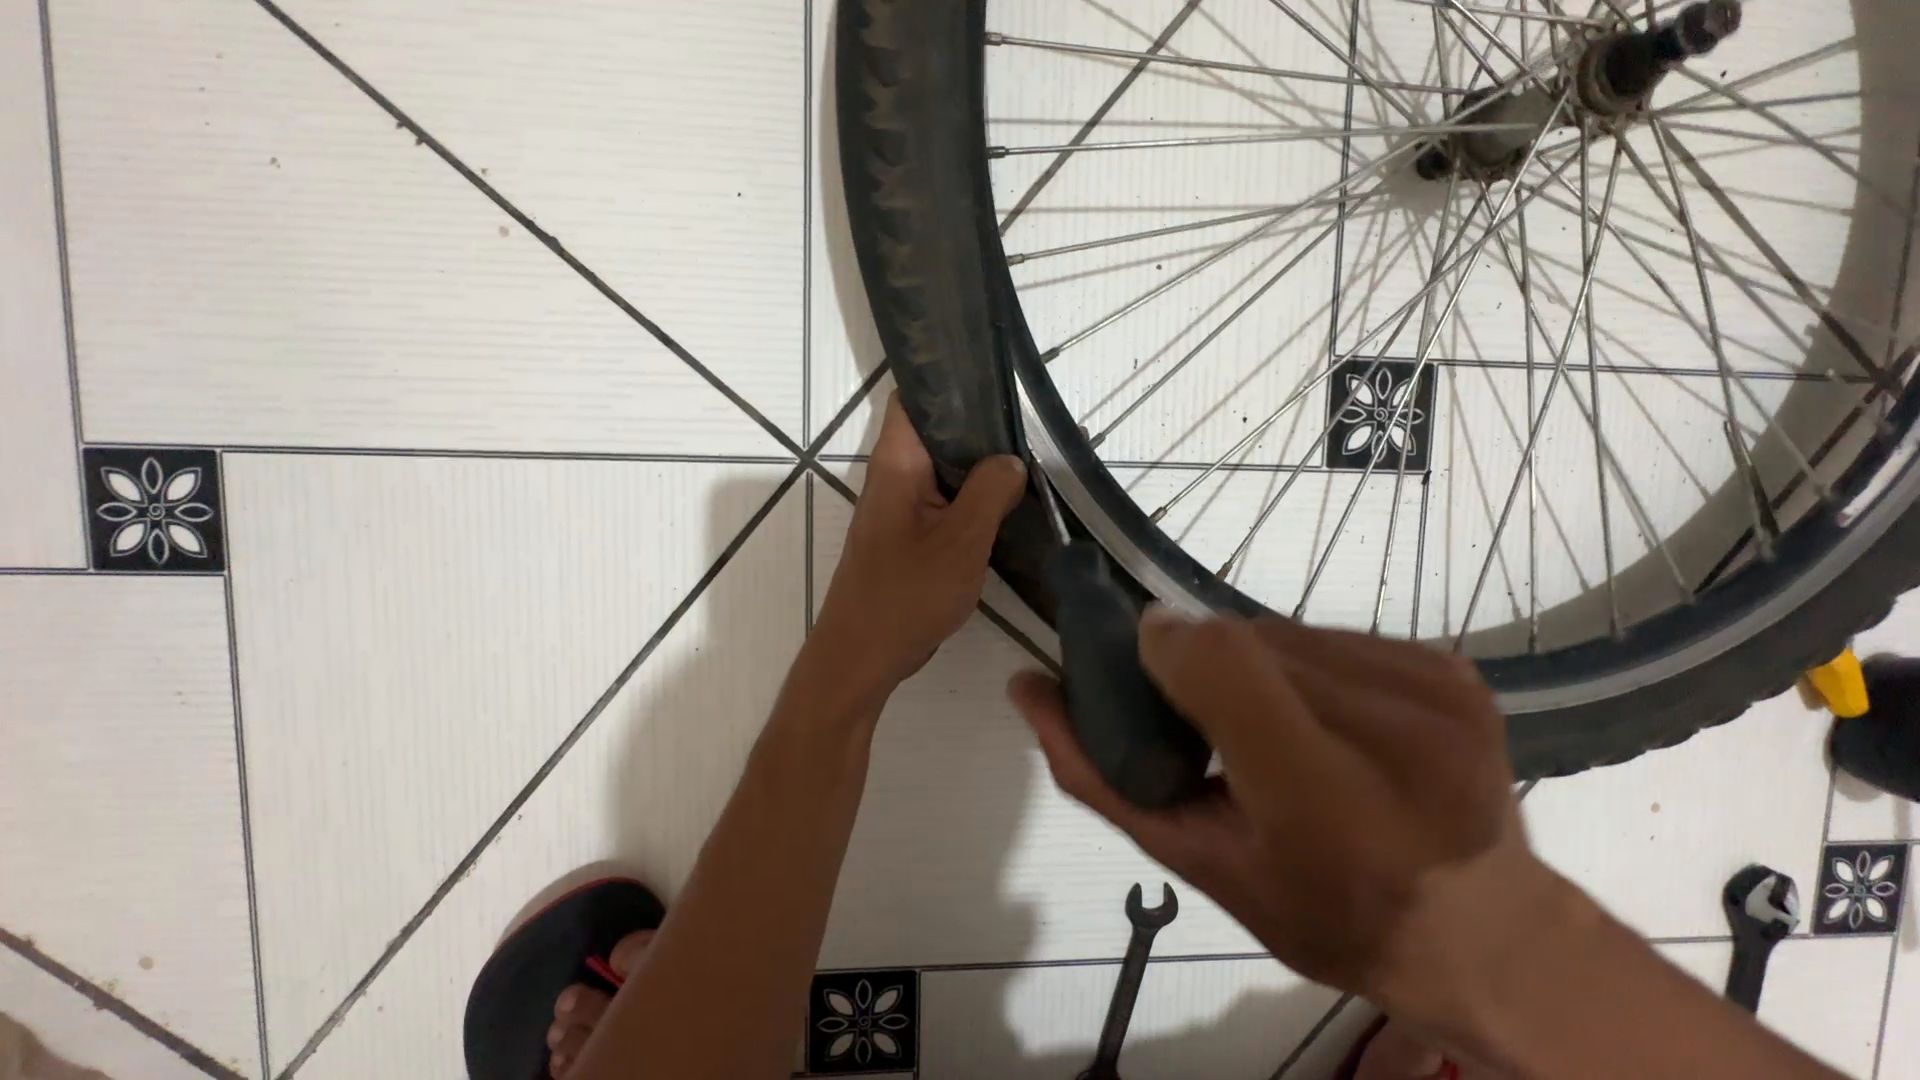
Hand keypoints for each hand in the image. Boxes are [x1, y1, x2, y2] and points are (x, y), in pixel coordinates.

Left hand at [814, 396, 1027, 688]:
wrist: (864, 655)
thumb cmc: (906, 594)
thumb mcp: (961, 540)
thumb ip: (989, 492)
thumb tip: (1011, 460)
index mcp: (897, 462)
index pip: (915, 398)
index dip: (949, 380)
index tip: (996, 379)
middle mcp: (893, 476)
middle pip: (936, 432)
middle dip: (979, 427)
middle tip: (1029, 423)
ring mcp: (899, 506)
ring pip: (943, 470)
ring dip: (979, 467)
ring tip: (1028, 458)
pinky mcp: (908, 534)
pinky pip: (943, 502)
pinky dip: (971, 499)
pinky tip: (1007, 504)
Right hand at [1008, 611, 1573, 1039]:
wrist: (1480, 928)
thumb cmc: (1320, 912)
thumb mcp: (1192, 859)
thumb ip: (1097, 773)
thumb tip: (1024, 685)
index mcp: (1318, 795)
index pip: (1217, 656)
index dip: (1166, 653)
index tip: (1152, 682)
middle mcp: (1388, 726)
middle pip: (1244, 639)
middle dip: (1211, 672)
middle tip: (1221, 733)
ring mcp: (1431, 689)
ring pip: (1287, 632)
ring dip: (1260, 667)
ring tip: (1282, 732)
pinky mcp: (1453, 667)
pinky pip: (1337, 638)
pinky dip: (1311, 667)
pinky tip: (1332, 721)